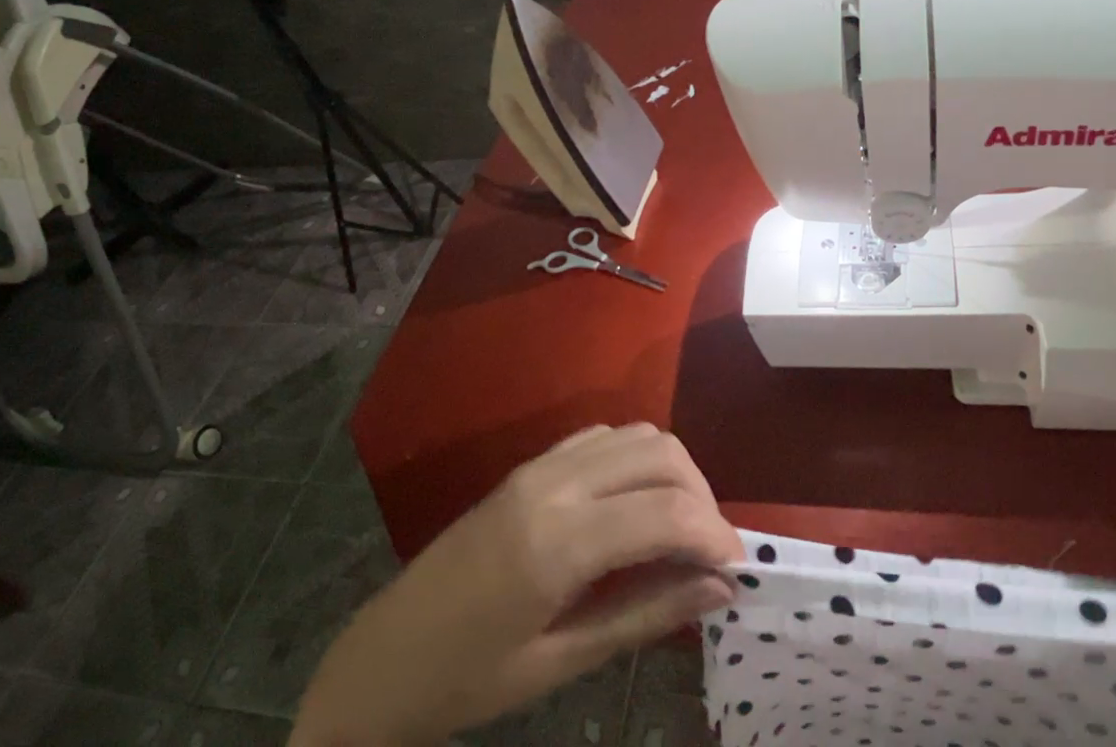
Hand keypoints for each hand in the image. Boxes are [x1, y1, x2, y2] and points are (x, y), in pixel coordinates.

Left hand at [291, 423, 742, 746]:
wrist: (379, 662)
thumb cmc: (467, 679)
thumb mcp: (561, 661)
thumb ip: (646, 614)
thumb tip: (721, 588)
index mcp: (557, 543)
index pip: (667, 514)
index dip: (716, 537)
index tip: (736, 570)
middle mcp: (551, 486)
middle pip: (660, 455)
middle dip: (702, 498)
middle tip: (710, 553)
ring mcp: (535, 469)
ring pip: (634, 436)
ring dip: (672, 474)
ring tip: (678, 531)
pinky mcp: (524, 469)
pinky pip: (598, 439)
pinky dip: (635, 460)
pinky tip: (633, 506)